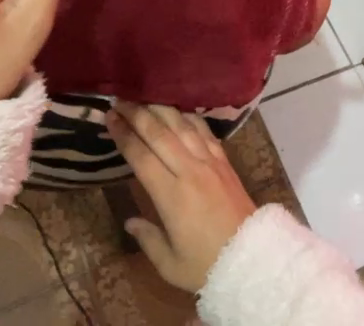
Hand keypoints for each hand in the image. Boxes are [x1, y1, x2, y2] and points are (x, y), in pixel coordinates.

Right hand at [107, 102, 258, 292]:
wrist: (254, 259)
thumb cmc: (207, 265)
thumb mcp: (170, 265)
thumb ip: (147, 239)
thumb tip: (129, 220)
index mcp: (171, 196)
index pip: (141, 156)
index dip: (124, 135)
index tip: (109, 117)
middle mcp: (189, 171)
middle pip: (159, 133)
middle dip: (137, 114)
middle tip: (120, 100)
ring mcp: (209, 162)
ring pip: (181, 126)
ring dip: (160, 109)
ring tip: (144, 99)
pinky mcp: (225, 161)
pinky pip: (204, 130)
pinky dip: (188, 117)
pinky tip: (178, 111)